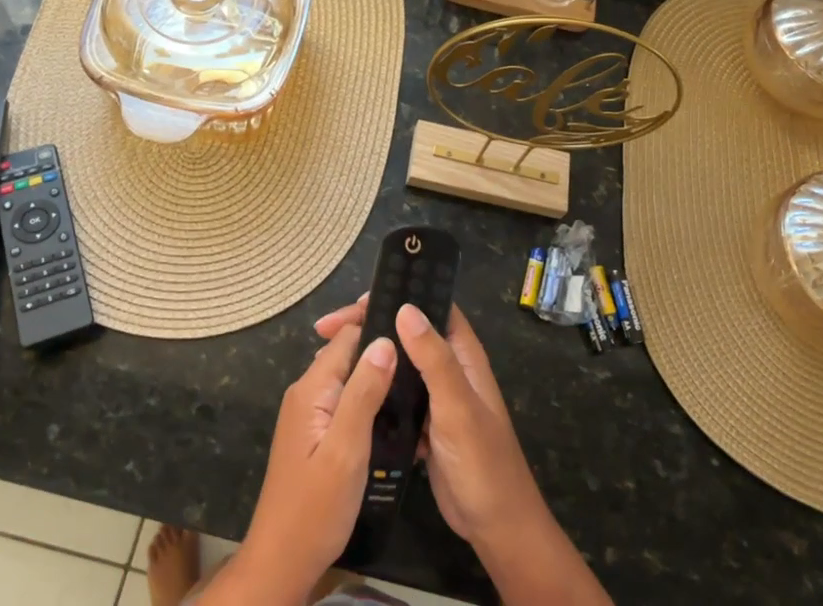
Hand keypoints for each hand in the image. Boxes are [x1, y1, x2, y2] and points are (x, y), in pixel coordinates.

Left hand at [203, 311, 395, 603]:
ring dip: (378, 379)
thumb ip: (364, 393)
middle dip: (382, 352)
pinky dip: (369, 402)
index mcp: (312, 390)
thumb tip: (385, 341)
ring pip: (349, 380)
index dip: (379, 328)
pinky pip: (345, 403)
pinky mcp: (316, 435)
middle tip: (425, 358)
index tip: (416, 329)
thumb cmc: (317, 506)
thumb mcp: (347, 449)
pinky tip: (396, 414)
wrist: (284, 557)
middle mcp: (306, 394)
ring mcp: (309, 415)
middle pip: (347, 356)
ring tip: (419, 381)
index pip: (347, 338)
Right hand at [313, 298, 545, 545]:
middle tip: (327, 330)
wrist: (496, 525)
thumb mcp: (457, 407)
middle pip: (407, 333)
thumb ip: (434, 359)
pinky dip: (371, 390)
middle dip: (369, 326)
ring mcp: (435, 398)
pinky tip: (344, 393)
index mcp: (463, 356)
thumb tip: (405, 308)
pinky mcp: (422, 424)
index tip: (355, 303)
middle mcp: (449, 369)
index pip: (430, 308)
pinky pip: (393, 396)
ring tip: (327, 356)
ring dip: (367, 358)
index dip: (397, 296)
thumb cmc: (483, 462)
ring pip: (397, 364)